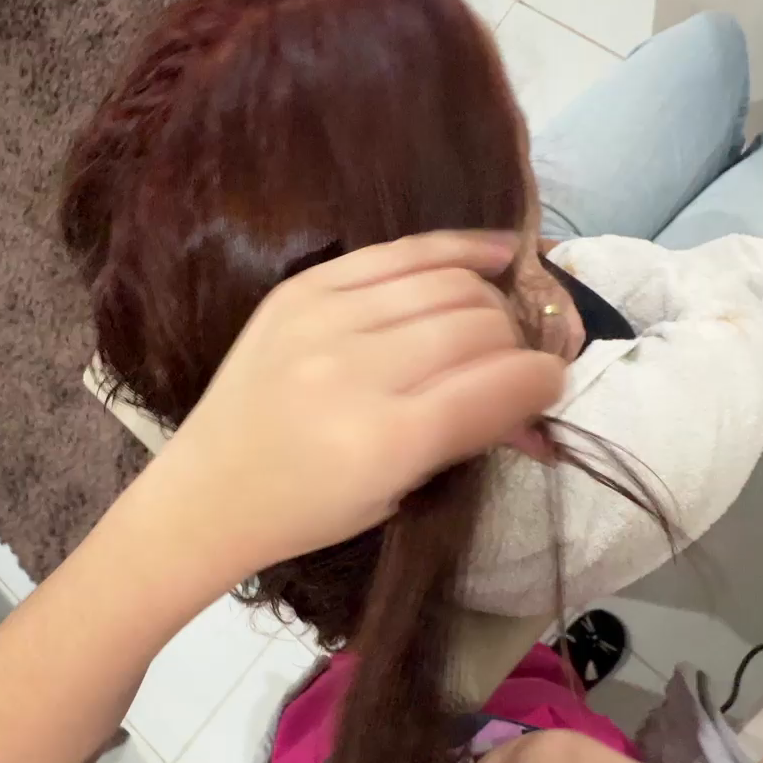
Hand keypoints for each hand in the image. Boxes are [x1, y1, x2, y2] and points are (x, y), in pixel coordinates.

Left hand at [153, 231, 566, 572]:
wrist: (209, 492)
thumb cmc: (306, 513)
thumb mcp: (396, 493)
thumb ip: (468, 439)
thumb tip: (537, 404)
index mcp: (384, 440)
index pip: (498, 385)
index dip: (542, 381)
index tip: (553, 384)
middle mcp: (354, 370)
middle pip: (478, 325)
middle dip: (517, 343)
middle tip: (516, 362)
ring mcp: (322, 319)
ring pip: (447, 282)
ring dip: (490, 300)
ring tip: (497, 321)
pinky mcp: (301, 288)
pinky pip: (398, 250)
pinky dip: (454, 250)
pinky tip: (488, 256)